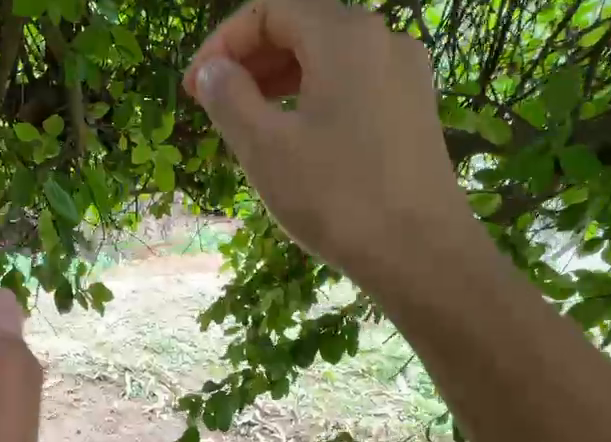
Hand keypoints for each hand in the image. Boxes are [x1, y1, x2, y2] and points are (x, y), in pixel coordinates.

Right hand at [185, 0, 478, 279]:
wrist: (417, 249)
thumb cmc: (334, 197)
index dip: (223, 43)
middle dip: (250, 60)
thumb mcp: (265, 149)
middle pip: (303, 26)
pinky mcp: (412, 110)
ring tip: (245, 126)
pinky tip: (292, 140)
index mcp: (344, 35)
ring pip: (327, 59)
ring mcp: (403, 73)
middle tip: (212, 106)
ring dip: (278, 81)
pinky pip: (351, 85)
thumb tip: (212, 69)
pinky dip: (311, 99)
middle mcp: (381, 39)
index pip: (272, 8)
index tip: (193, 89)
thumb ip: (230, 99)